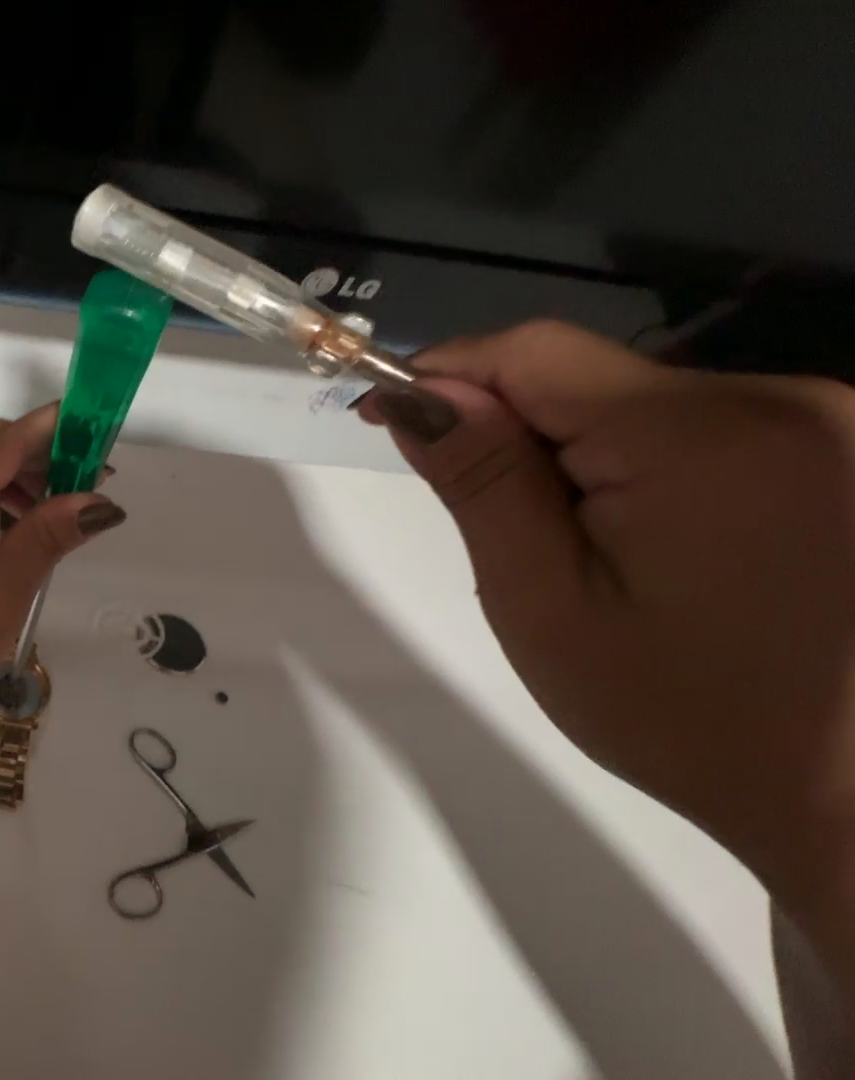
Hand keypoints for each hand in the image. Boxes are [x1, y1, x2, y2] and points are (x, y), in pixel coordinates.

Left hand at [0, 405, 126, 757]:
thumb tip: (101, 501)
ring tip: (59, 507)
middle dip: (36, 452)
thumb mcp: (1, 594)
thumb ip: (47, 535)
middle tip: (89, 480)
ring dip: (12, 474)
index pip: (2, 442)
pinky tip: (16, 523)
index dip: (55, 433)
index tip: (102, 433)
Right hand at [362, 322, 854, 924]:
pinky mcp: (845, 450)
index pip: (534, 352)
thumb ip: (483, 483)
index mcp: (702, 438)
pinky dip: (635, 465)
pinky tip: (648, 544)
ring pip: (637, 400)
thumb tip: (417, 394)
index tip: (387, 420)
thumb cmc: (678, 712)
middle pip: (588, 375)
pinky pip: (697, 426)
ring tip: (576, 549)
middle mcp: (786, 402)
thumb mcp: (542, 601)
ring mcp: (833, 422)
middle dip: (511, 430)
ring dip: (573, 451)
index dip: (445, 373)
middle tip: (494, 526)